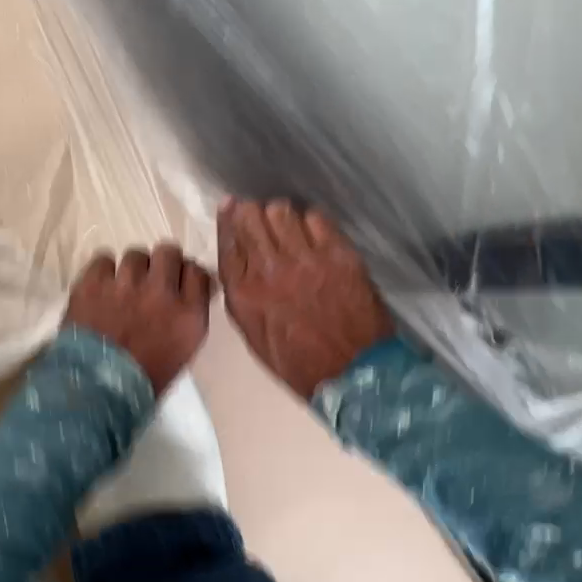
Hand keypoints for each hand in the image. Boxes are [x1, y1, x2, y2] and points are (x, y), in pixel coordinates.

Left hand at [64, 243, 214, 393]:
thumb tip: (186, 293)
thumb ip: (188, 317)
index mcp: (189, 315)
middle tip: (150, 279)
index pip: (198, 272)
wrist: (95, 392)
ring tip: (122, 288)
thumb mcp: (182, 352)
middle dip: (161, 263)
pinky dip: (103, 271)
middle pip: (168, 252)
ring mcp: (125, 284)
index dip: (186, 274)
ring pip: (135, 254)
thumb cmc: (143, 382)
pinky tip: (101, 288)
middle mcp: (161, 292)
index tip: (178, 282)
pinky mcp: (93, 282)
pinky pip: (103, 259)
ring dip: (131, 269)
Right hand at [219, 198, 394, 398]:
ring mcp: (304, 259)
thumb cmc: (297, 360)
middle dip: (252, 213)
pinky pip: (316, 218)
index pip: (227, 238)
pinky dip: (311, 222)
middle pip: (250, 216)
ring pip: (281, 210)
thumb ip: (238, 291)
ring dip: (281, 216)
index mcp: (243, 291)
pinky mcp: (338, 255)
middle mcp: (269, 268)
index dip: (228, 217)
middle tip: (260, 219)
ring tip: (289, 228)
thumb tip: (235, 258)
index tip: (231, 206)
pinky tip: (314, 236)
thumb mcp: (251, 331)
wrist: (354, 375)